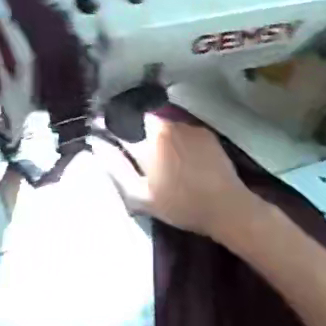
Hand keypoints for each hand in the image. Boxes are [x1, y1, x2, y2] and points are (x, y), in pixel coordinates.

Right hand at [112, 115, 261, 241]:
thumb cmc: (181, 205)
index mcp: (148, 141)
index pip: (119, 124)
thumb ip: (116, 168)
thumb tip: (97, 145)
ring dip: (155, 133)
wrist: (227, 206)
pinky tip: (181, 156)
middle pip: (141, 119)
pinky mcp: (205, 132)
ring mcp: (188, 126)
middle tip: (133, 148)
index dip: (107, 126)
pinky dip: (176, 138)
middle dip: (132, 128)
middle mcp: (166, 125)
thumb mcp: (141, 196)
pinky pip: (182, 129)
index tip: (100, 130)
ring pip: (162, 123)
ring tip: (159, 154)